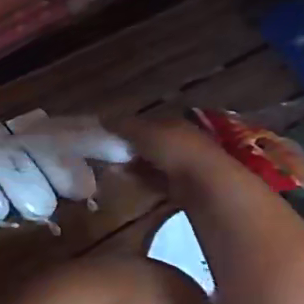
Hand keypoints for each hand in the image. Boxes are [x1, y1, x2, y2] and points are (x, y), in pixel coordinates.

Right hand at [107, 115, 227, 183]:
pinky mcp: (181, 185)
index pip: (148, 121)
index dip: (128, 126)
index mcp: (175, 121)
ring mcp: (183, 163)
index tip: (108, 134)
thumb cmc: (173, 148)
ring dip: (134, 164)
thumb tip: (101, 118)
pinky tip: (127, 181)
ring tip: (113, 169)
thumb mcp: (142, 131)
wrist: (202, 183)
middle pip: (150, 142)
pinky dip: (141, 179)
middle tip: (109, 153)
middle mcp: (181, 139)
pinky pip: (155, 179)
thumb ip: (122, 125)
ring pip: (152, 161)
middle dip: (131, 147)